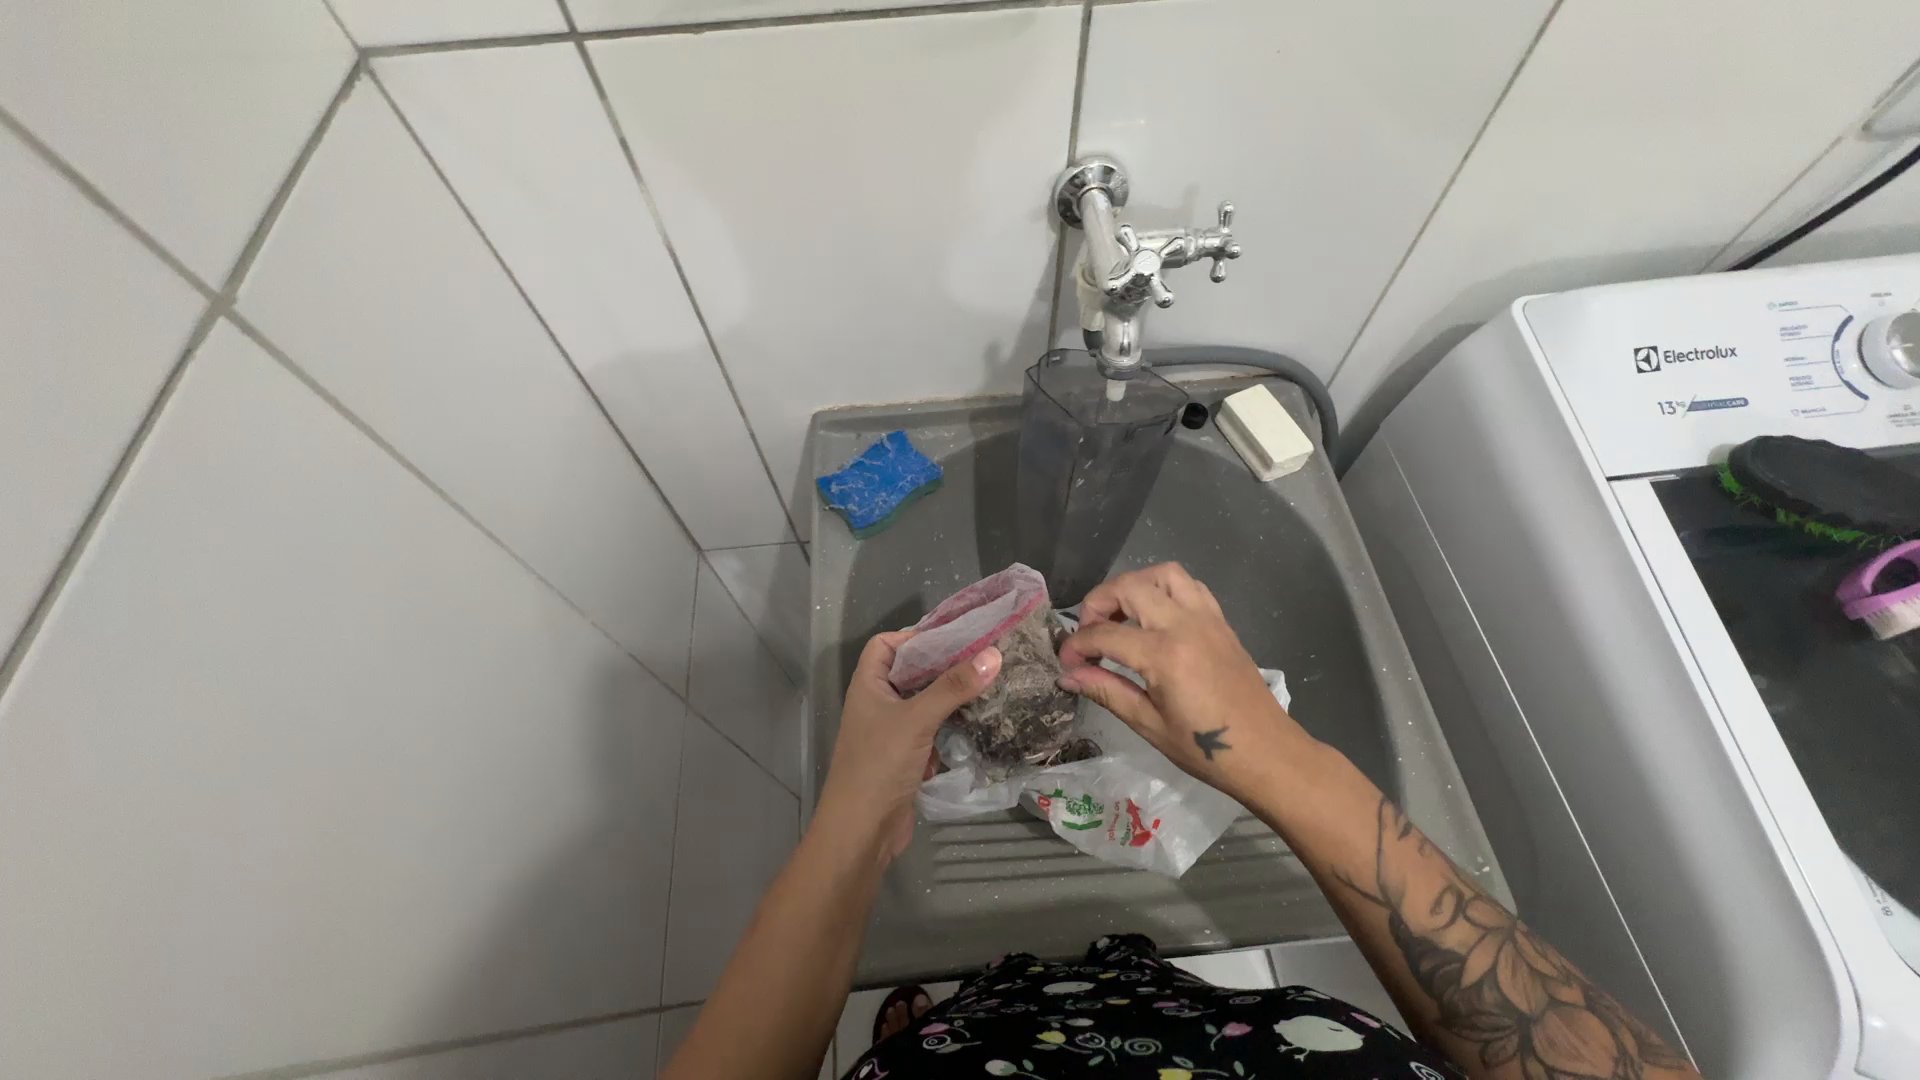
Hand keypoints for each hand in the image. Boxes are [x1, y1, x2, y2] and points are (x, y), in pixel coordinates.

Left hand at [812, 630, 1001, 864]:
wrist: (861, 833)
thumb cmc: (879, 766)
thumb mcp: (917, 720)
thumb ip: (954, 687)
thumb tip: (994, 654)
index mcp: (868, 686)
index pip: (886, 645)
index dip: (914, 636)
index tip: (954, 637)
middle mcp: (878, 704)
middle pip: (911, 673)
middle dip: (944, 666)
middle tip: (984, 657)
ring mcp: (892, 732)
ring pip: (925, 703)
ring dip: (952, 697)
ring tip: (990, 683)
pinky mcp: (908, 757)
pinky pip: (933, 731)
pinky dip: (952, 725)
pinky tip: (981, 720)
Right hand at [1057, 563, 1312, 799]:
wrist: (1267, 754)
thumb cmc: (1205, 749)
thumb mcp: (1148, 724)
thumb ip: (1106, 690)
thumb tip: (1068, 675)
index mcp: (1164, 654)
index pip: (1104, 634)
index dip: (1076, 646)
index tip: (1066, 662)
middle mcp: (1184, 624)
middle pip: (1129, 587)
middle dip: (1098, 603)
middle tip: (1089, 632)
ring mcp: (1207, 618)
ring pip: (1162, 574)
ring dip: (1134, 585)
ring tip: (1121, 615)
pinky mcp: (1221, 622)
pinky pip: (1190, 586)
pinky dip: (1165, 589)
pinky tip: (1154, 616)